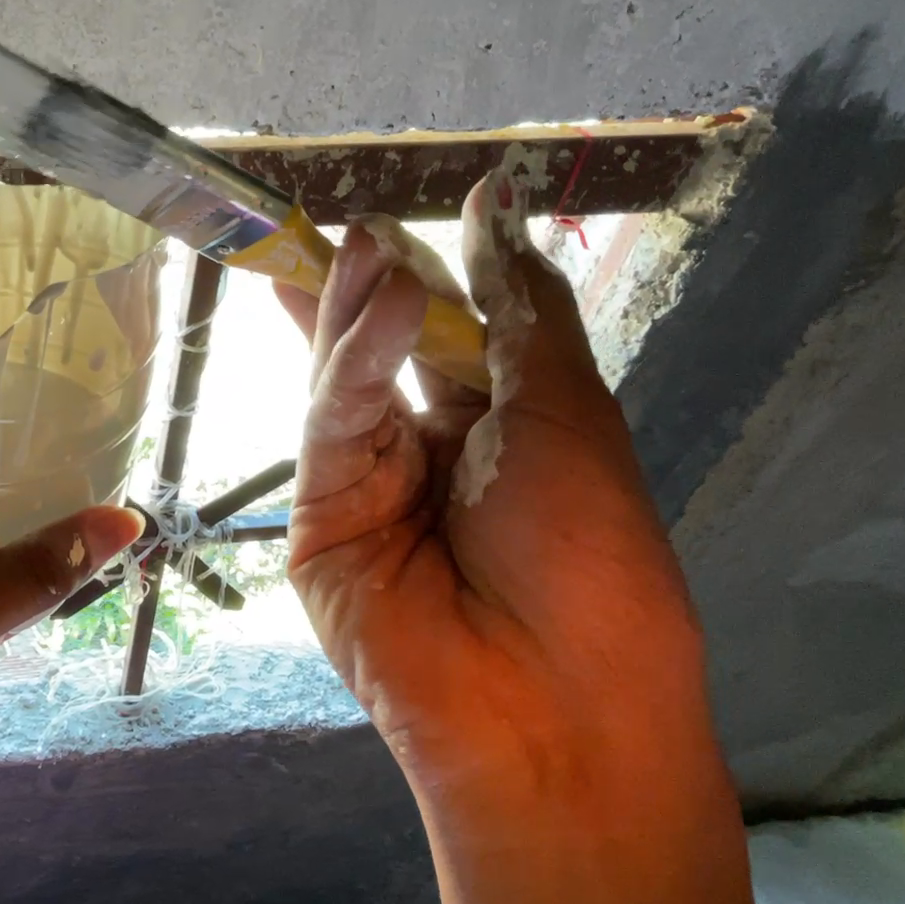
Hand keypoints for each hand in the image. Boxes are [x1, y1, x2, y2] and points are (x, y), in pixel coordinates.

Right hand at [274, 173, 759, 903]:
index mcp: (499, 430)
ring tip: (362, 246)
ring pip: (347, 383)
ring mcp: (365, 484)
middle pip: (384, 356)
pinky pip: (331, 427)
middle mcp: (427, 452)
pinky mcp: (317, 514)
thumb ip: (518, 306)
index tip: (400, 224)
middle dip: (368, 292)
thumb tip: (499, 205)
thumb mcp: (567, 411)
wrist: (545, 698)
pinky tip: (373, 311)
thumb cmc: (587, 551)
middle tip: (349, 225)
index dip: (430, 280)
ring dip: (354, 316)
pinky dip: (349, 367)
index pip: (447, 339)